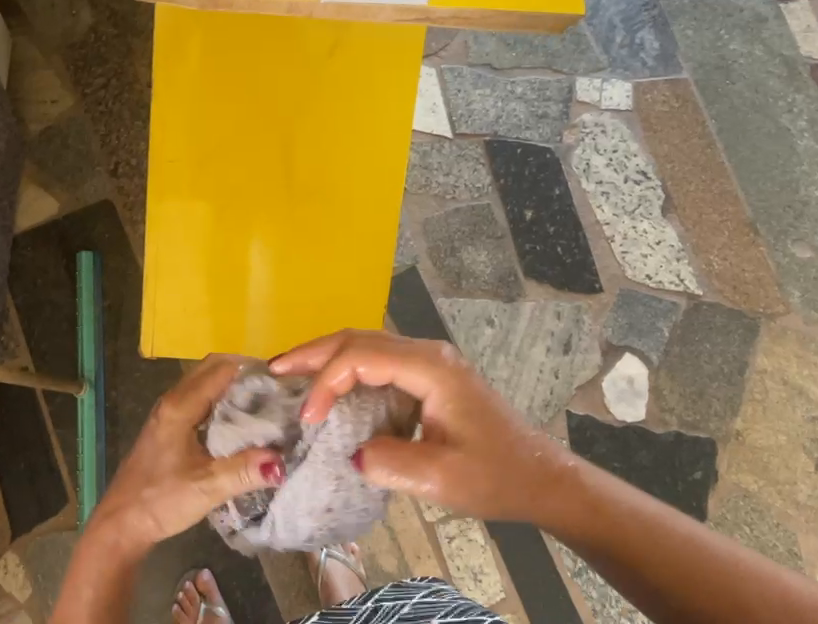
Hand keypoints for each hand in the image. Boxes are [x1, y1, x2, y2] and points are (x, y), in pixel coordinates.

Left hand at [87, 355, 286, 553]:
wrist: (121, 523)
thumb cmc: (161, 500)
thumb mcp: (207, 487)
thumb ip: (244, 470)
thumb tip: (283, 460)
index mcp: (180, 406)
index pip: (219, 370)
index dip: (249, 369)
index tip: (279, 378)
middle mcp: (171, 401)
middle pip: (209, 369)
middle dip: (240, 371)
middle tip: (273, 386)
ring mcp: (167, 413)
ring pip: (201, 384)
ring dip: (228, 385)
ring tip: (261, 399)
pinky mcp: (166, 427)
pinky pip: (196, 399)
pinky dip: (218, 400)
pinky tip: (236, 421)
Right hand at [271, 329, 573, 524]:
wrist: (544, 479)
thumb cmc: (497, 477)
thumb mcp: (443, 479)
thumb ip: (392, 463)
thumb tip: (349, 453)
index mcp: (430, 368)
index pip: (361, 357)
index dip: (326, 382)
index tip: (307, 418)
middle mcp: (426, 353)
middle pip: (357, 339)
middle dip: (313, 353)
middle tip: (274, 371)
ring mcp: (428, 361)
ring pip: (365, 345)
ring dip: (326, 357)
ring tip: (290, 374)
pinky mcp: (428, 375)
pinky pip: (377, 360)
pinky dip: (345, 368)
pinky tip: (328, 387)